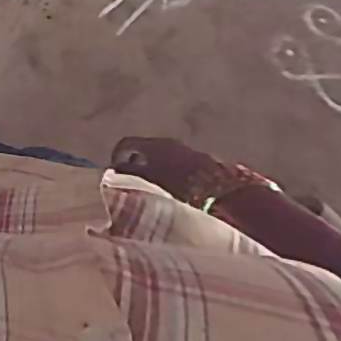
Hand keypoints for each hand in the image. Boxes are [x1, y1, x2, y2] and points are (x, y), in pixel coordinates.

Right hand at [112, 136, 269, 206]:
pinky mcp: (202, 163)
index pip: (124, 145)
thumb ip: (130, 176)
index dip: (115, 159)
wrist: (229, 196)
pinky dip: (168, 175)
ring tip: (150, 192)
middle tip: (128, 185)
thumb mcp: (150, 183)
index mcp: (152, 146)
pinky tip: (171, 194)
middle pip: (143, 150)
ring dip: (153, 170)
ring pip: (161, 158)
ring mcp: (187, 152)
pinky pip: (176, 165)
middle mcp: (168, 143)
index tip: (111, 176)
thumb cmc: (183, 189)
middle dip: (134, 164)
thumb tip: (113, 174)